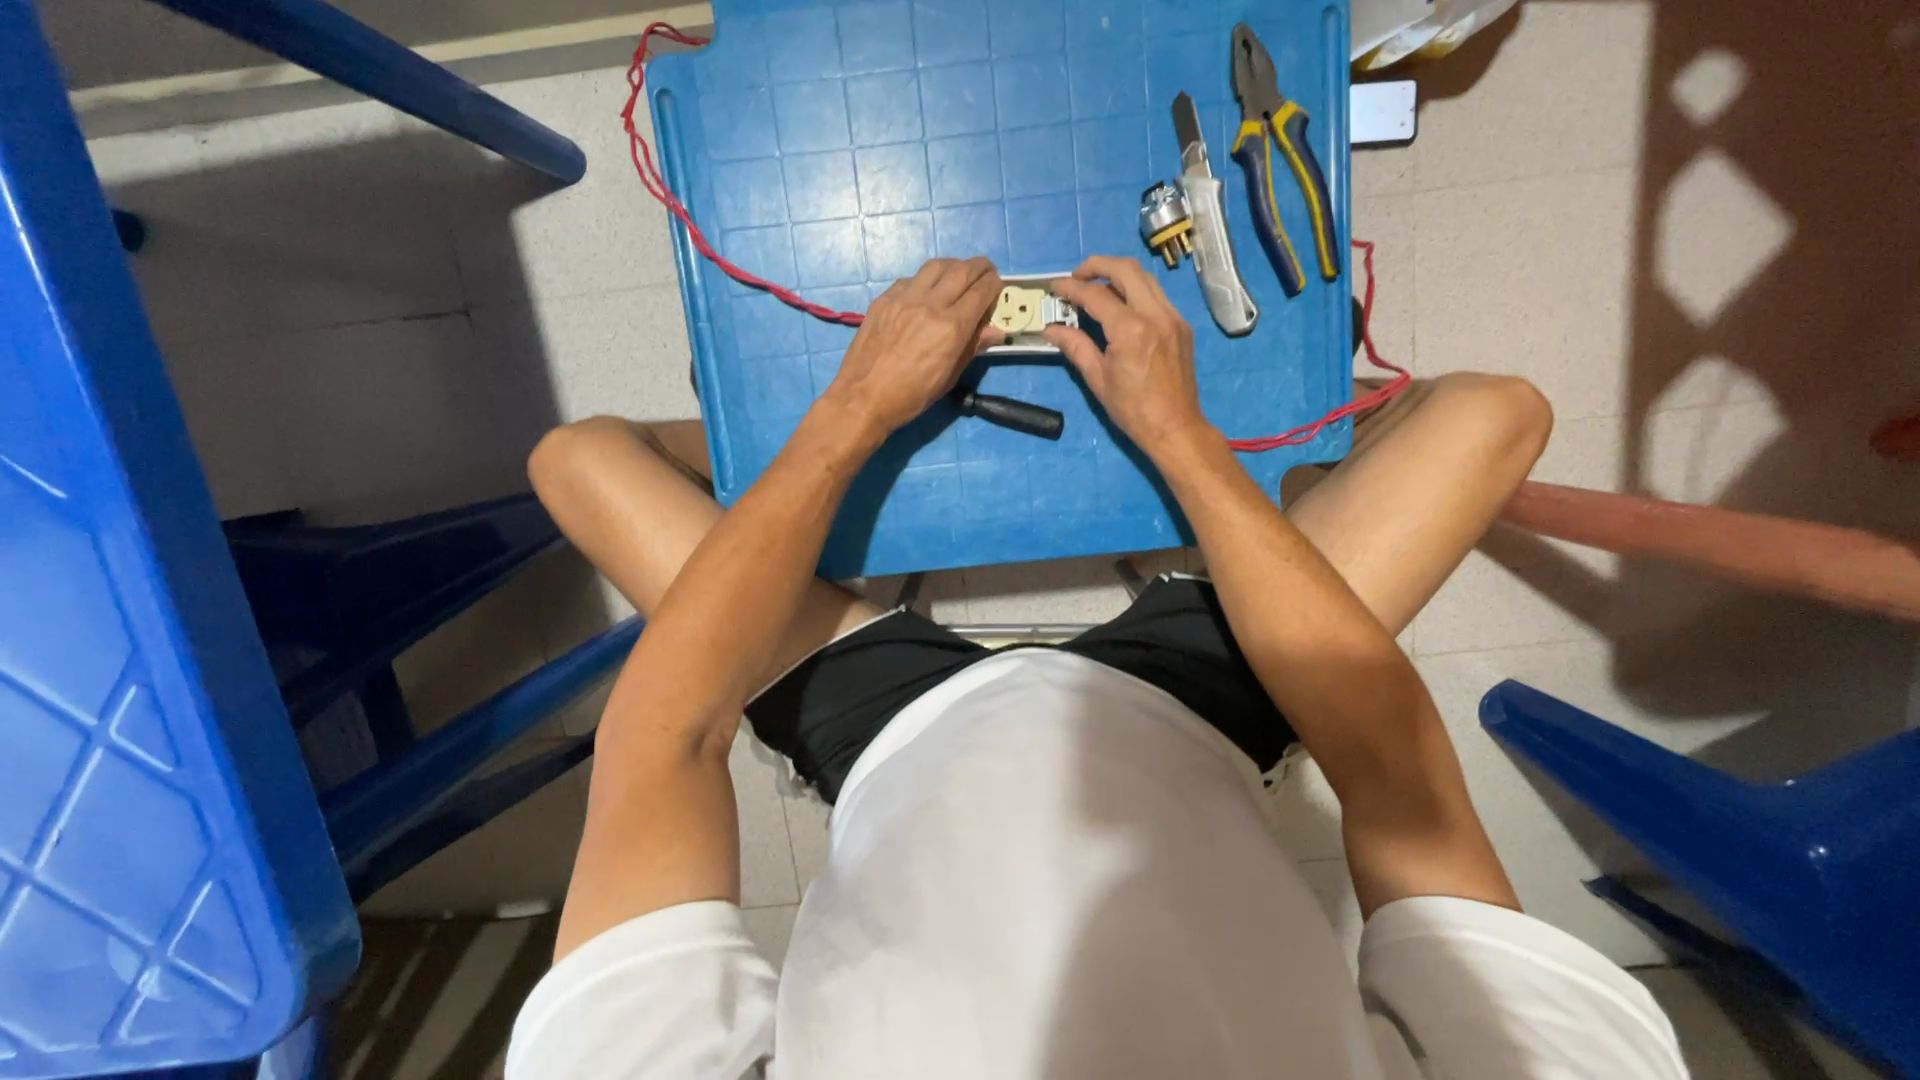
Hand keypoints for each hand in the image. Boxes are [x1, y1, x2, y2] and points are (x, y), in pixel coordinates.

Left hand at [824, 257, 1004, 437]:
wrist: (863, 397)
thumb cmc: (911, 396)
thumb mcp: (949, 377)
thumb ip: (972, 347)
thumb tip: (995, 330)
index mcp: (951, 328)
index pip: (981, 292)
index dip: (994, 284)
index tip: (998, 285)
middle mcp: (930, 305)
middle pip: (962, 271)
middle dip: (980, 267)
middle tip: (986, 271)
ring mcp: (904, 299)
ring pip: (935, 267)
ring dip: (953, 266)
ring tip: (958, 273)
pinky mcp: (884, 300)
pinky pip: (910, 280)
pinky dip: (925, 280)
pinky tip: (926, 291)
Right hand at [1044, 256, 1209, 454]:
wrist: (1175, 427)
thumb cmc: (1132, 409)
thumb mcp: (1097, 378)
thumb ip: (1075, 346)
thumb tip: (1051, 329)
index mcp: (1131, 329)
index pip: (1095, 294)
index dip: (1070, 287)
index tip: (1054, 287)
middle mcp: (1155, 314)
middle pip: (1125, 269)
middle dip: (1097, 266)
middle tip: (1077, 278)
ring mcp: (1173, 317)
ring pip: (1145, 277)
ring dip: (1118, 275)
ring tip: (1097, 289)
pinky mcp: (1181, 325)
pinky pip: (1156, 295)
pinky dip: (1135, 291)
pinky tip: (1121, 307)